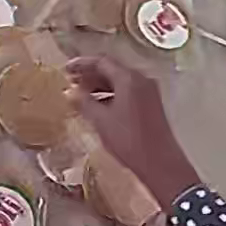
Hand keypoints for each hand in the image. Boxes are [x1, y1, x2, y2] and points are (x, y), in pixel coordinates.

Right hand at [66, 56, 199, 205]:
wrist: (160, 163)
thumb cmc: (128, 139)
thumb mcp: (101, 120)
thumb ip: (84, 102)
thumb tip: (69, 92)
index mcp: (129, 78)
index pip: (102, 62)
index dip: (82, 64)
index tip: (65, 70)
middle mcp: (141, 79)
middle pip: (112, 69)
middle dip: (90, 75)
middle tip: (70, 82)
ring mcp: (148, 92)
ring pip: (119, 81)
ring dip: (99, 86)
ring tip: (80, 95)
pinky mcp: (151, 104)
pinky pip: (127, 91)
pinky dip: (111, 94)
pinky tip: (98, 106)